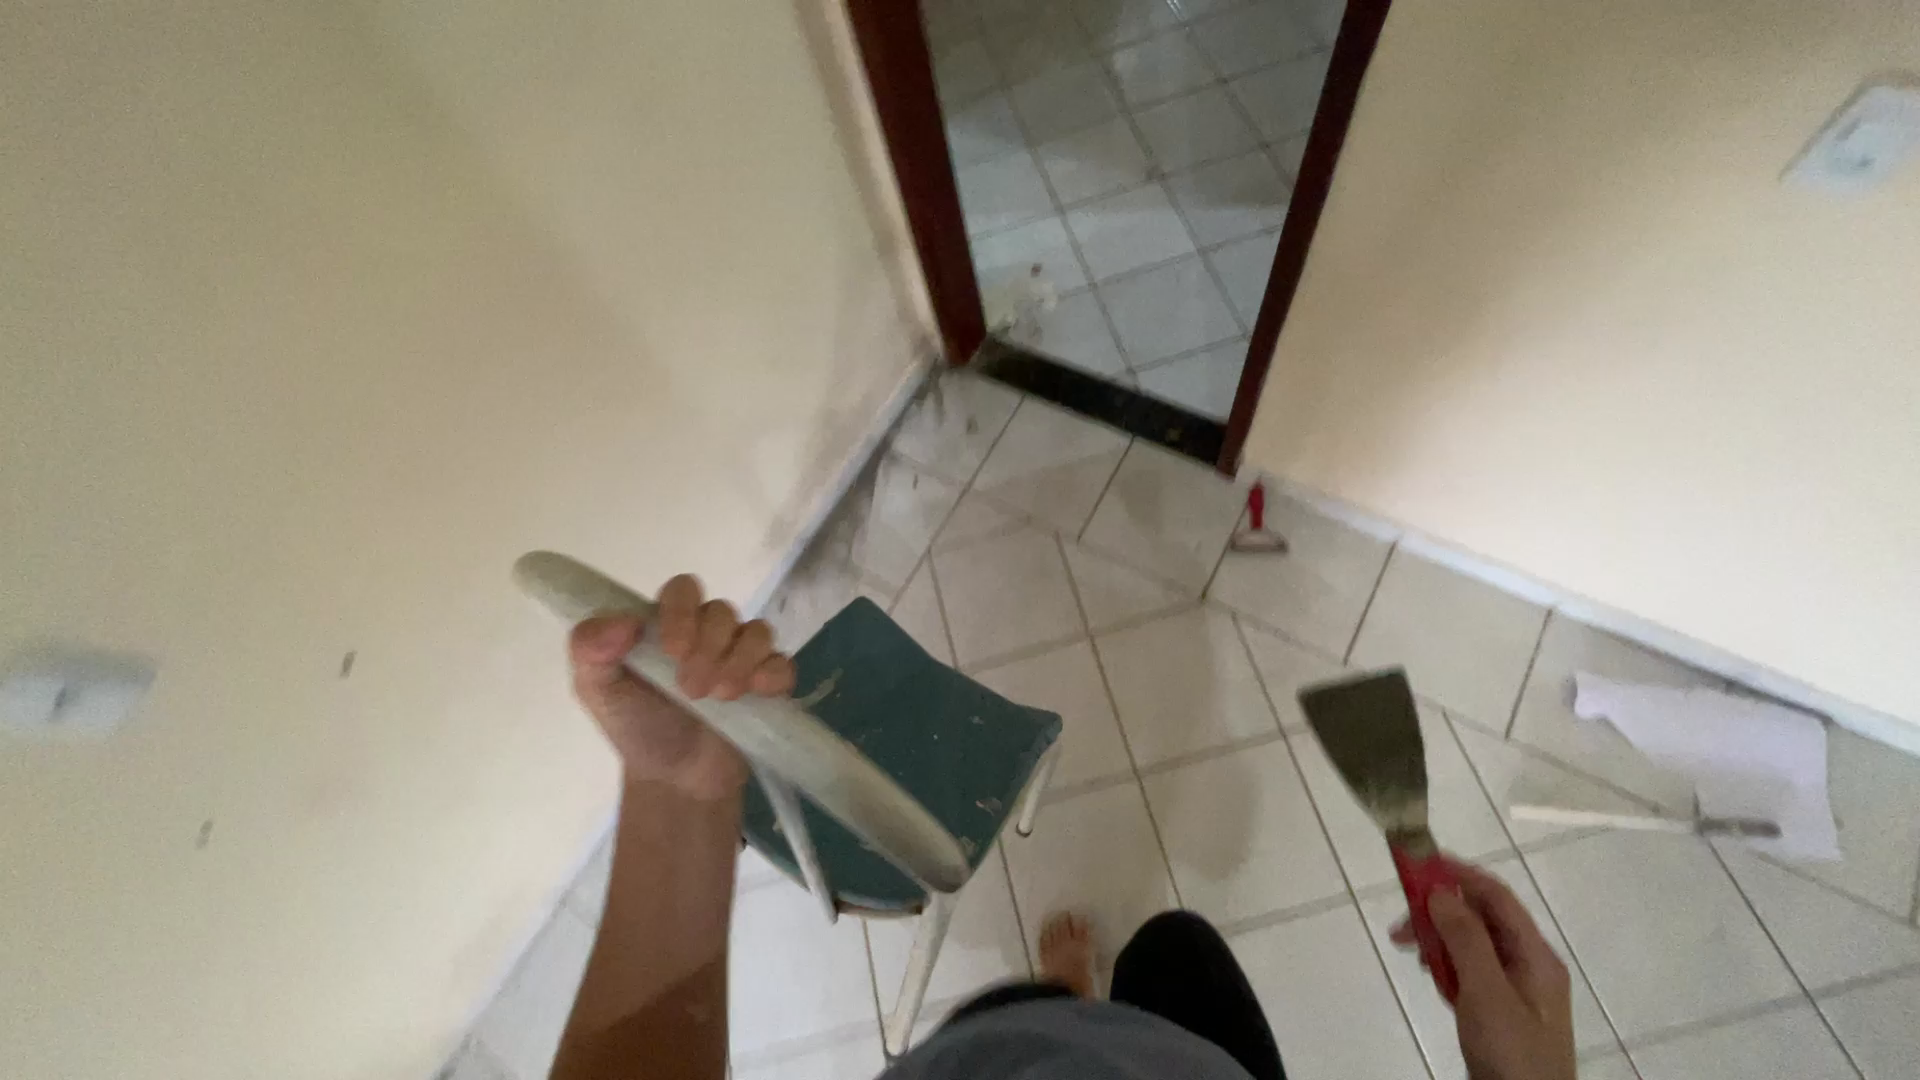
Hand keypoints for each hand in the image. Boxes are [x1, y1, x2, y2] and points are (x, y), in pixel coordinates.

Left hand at [568, 574, 795, 801]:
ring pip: (757, 632)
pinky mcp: (769, 683)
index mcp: (668, 624)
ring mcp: (743, 656)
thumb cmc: (637, 728)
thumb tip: (624, 624)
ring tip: (722, 697)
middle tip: (691, 689)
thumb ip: (590, 649)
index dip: (682, 612)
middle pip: (723, 611)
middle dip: (709, 648)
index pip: (683, 590)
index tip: (672, 651)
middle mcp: (709, 633)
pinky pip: (783, 663)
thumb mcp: (596, 691)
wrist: (675, 780)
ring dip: (741, 661)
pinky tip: (757, 693)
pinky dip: (773, 674)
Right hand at [1391, 862, 1575, 1079]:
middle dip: (1437, 908)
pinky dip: (1443, 960)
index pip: (1495, 896)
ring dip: (1435, 935)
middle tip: (1400, 919)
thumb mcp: (1486, 993)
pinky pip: (1467, 966)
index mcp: (1535, 955)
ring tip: (1405, 947)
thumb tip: (1439, 890)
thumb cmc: (1511, 1052)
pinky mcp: (1499, 1005)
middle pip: (1479, 916)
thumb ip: (1465, 939)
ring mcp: (1516, 986)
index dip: (1457, 872)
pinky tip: (1427, 972)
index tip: (1416, 862)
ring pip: (1469, 940)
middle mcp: (1528, 963)